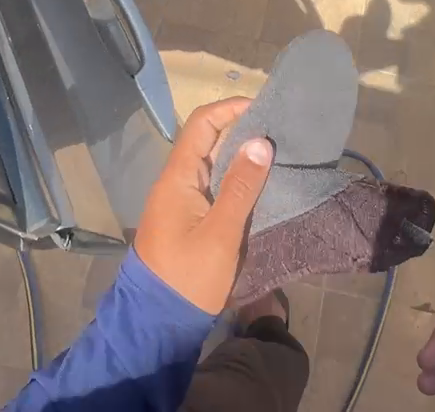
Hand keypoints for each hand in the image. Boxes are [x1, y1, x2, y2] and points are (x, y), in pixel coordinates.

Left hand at [133, 97, 274, 312]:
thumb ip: (241, 187)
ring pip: (212, 163)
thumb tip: (261, 141)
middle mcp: (176, 181)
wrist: (156, 326)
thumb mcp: (220, 234)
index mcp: (177, 177)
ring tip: (276, 153)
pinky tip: (260, 184)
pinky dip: (235, 178)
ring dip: (240, 155)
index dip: (230, 109)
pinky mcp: (188, 219)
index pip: (201, 124)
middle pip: (208, 140)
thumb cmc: (188, 278)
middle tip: (278, 131)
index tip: (264, 108)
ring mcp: (181, 200)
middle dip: (241, 129)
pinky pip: (213, 185)